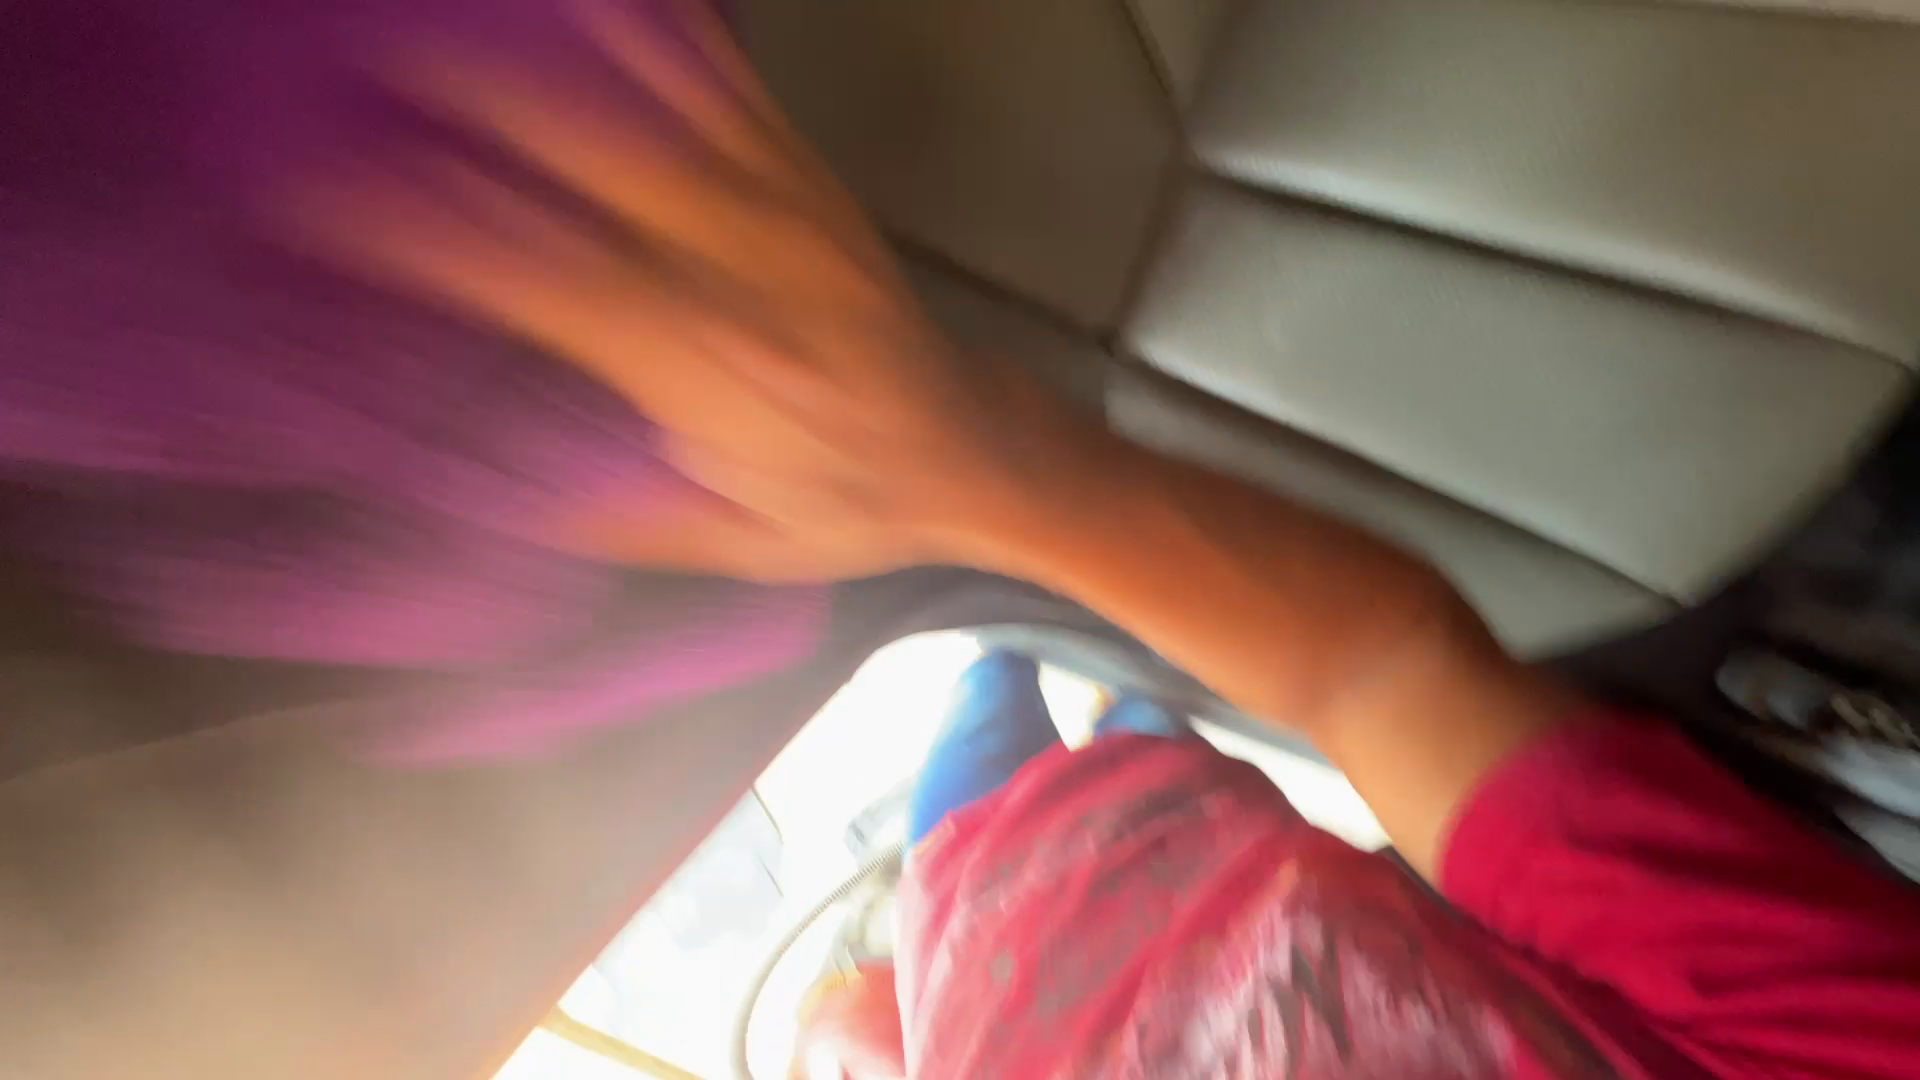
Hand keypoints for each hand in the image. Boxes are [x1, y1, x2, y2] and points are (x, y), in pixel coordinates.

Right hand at [280, 0, 1077, 580]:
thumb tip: (497, 491)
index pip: (539, 267)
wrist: (971, 453)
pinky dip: (649, 25)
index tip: (306, 200)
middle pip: (577, 138)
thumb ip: (621, 517)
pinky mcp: (817, 178)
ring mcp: (788, 201)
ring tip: (439, 28)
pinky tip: (588, 11)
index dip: (412, 223)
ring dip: (535, 37)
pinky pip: (725, 71)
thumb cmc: (854, 507)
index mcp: (714, 363)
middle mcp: (745, 261)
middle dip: (448, 88)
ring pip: (647, 76)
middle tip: (335, 72)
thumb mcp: (739, 543)